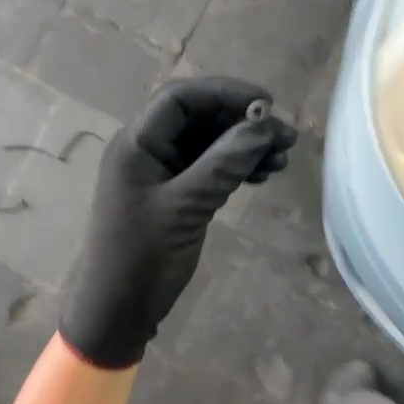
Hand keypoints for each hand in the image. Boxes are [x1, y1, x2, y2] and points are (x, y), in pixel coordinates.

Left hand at [60, 78, 296, 368]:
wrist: (117, 310)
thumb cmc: (141, 258)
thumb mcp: (184, 208)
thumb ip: (223, 165)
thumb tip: (264, 126)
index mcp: (136, 144)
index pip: (181, 98)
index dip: (226, 93)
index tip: (268, 105)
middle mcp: (147, 151)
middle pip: (199, 118)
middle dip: (242, 123)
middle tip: (286, 139)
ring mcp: (162, 175)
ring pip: (208, 145)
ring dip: (244, 147)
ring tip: (282, 160)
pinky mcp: (176, 197)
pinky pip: (209, 170)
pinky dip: (236, 170)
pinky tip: (263, 177)